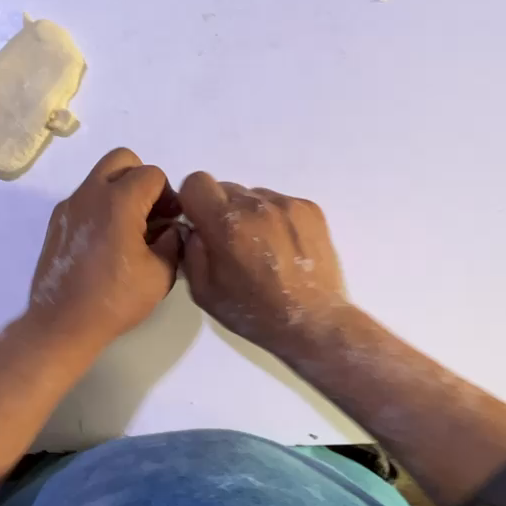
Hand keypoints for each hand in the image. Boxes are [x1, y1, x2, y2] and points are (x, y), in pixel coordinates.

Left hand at [25, 148, 182, 349]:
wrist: (62, 323)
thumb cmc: (115, 299)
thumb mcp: (160, 274)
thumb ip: (173, 242)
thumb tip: (172, 229)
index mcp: (118, 201)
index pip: (152, 174)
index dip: (168, 194)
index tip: (169, 221)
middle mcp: (90, 194)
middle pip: (121, 160)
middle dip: (141, 179)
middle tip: (150, 214)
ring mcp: (69, 206)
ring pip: (100, 177)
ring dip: (120, 192)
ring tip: (130, 231)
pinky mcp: (57, 222)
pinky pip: (84, 199)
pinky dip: (101, 207)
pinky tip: (107, 243)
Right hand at [178, 173, 349, 358]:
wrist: (314, 323)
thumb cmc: (254, 313)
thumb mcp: (204, 292)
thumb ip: (190, 252)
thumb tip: (193, 228)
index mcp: (225, 225)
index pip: (196, 182)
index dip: (193, 201)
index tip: (201, 223)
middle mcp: (255, 205)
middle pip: (224, 188)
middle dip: (221, 210)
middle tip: (233, 244)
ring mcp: (286, 204)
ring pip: (252, 195)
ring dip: (249, 214)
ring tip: (262, 249)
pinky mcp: (309, 208)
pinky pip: (279, 202)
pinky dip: (274, 218)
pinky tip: (282, 248)